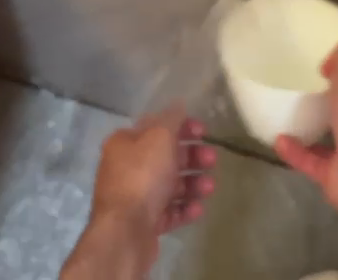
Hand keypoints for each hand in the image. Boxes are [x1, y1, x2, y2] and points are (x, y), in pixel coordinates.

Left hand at [65, 105, 217, 279]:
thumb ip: (172, 118)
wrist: (125, 232)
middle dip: (192, 157)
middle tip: (212, 159)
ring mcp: (135, 197)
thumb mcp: (160, 136)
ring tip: (209, 187)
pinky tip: (198, 208)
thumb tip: (179, 104)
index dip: (182, 126)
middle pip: (165, 157)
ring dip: (192, 184)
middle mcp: (127, 168)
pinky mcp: (143, 223)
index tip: (204, 132)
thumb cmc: (143, 175)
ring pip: (169, 185)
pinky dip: (184, 208)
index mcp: (125, 143)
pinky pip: (168, 211)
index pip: (157, 127)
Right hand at [274, 42, 337, 213]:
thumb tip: (334, 64)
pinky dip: (295, 151)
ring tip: (289, 113)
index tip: (326, 64)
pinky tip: (278, 139)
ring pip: (333, 134)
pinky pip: (311, 160)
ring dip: (313, 126)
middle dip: (334, 96)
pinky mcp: (336, 175)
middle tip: (307, 86)